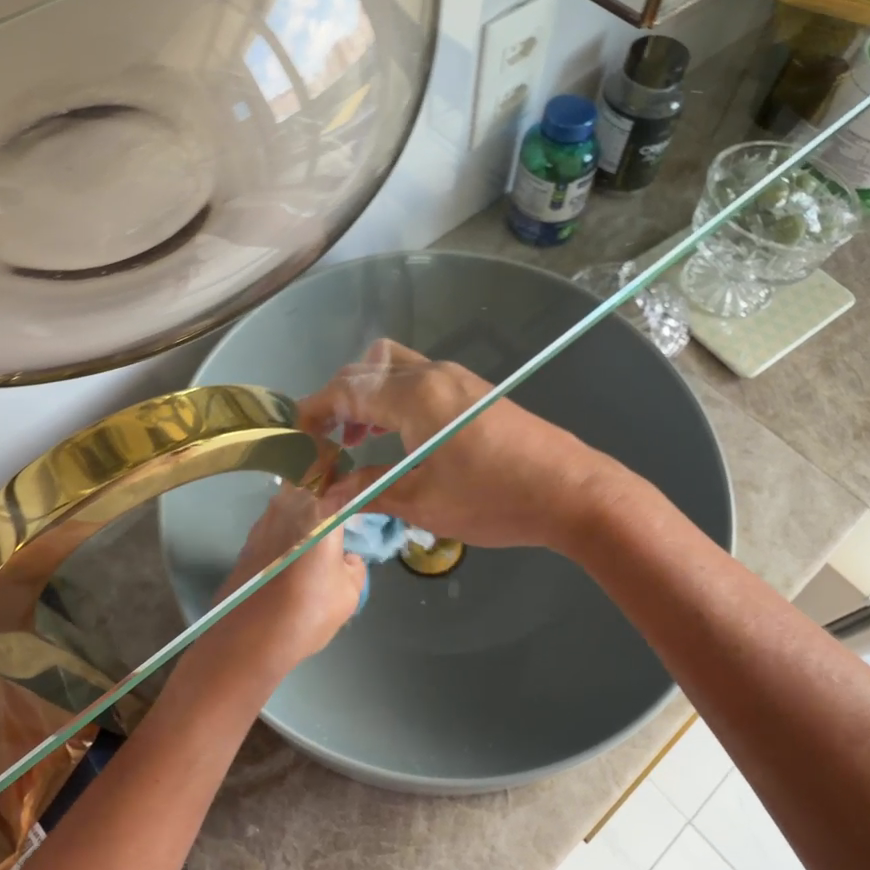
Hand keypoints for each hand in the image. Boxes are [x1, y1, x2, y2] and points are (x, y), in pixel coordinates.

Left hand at [183, 486, 366, 687]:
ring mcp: (264, 521)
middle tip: (342, 518)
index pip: (343, 483)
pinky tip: (295, 559)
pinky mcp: (248, 541)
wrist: (248, 640)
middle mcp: (288, 504)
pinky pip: (276, 526)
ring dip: (306, 516)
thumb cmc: (308, 610)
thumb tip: (346, 558)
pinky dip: (288, 534)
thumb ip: (354, 565)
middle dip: (327, 496)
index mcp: (319, 508)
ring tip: (319, 541)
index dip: (354, 488)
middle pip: (313, 485)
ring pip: (292, 505)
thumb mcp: (350, 591)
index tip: (364, 499)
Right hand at [297, 339, 626, 553]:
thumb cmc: (494, 499)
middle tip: (325, 443)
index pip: (344, 389)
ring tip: (354, 439)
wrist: (573, 492)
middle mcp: (432, 374)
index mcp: (414, 394)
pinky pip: (418, 380)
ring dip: (366, 395)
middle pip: (365, 368)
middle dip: (336, 400)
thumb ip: (368, 490)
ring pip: (393, 368)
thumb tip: (324, 496)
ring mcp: (457, 379)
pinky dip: (393, 398)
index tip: (296, 443)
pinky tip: (395, 437)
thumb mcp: (423, 501)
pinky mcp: (474, 392)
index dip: (313, 413)